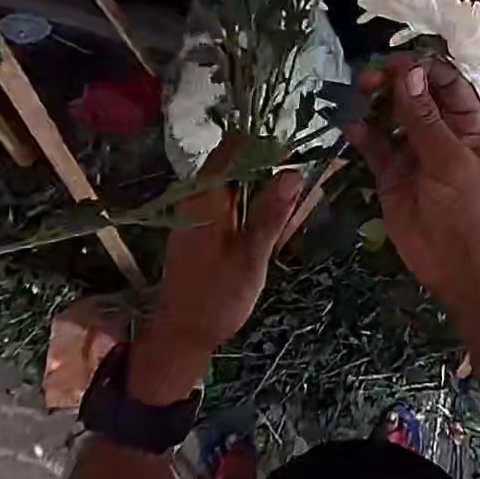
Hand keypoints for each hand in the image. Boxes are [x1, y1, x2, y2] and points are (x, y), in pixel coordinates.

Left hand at [130, 145, 302, 404]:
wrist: (181, 334)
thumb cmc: (217, 298)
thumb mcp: (251, 258)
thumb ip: (271, 214)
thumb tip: (294, 172)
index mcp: (204, 197)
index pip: (233, 148)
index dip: (265, 144)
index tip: (295, 154)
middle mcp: (195, 195)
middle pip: (232, 159)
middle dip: (265, 160)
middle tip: (297, 177)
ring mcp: (194, 209)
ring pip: (230, 177)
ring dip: (259, 179)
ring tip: (289, 192)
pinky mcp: (198, 223)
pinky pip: (226, 195)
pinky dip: (248, 196)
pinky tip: (267, 212)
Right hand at [345, 54, 479, 311]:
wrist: (464, 271)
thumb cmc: (472, 211)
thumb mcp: (452, 160)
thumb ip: (425, 118)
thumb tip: (408, 72)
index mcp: (468, 125)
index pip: (444, 83)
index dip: (421, 69)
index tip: (394, 63)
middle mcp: (440, 133)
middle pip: (414, 96)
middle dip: (393, 83)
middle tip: (369, 80)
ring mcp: (414, 154)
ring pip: (391, 118)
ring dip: (376, 104)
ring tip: (359, 96)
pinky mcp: (391, 175)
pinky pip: (375, 148)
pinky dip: (363, 136)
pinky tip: (352, 129)